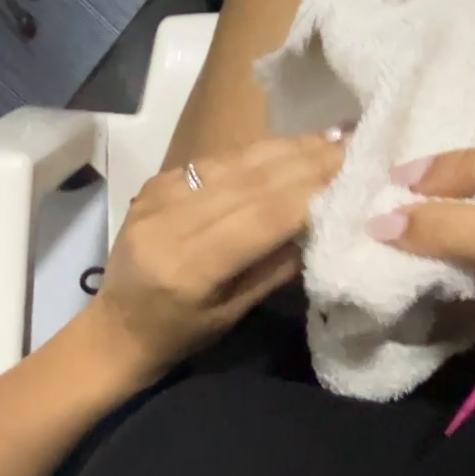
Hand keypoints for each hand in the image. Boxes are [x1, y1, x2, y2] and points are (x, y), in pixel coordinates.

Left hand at [82, 132, 344, 379]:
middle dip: (309, 160)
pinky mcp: (155, 184)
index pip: (262, 215)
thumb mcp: (232, 314)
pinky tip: (288, 149)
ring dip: (287, 148)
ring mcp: (158, 197)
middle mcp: (170, 222)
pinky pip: (215, 162)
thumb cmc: (178, 335)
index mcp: (189, 266)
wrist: (115, 328)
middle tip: (358, 144)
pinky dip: (256, 155)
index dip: (312, 190)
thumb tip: (326, 222)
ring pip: (235, 162)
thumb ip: (276, 268)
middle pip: (251, 179)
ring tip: (333, 139)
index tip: (356, 171)